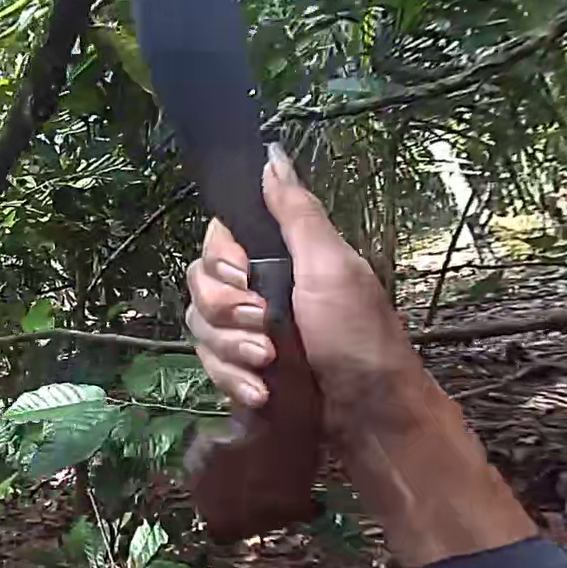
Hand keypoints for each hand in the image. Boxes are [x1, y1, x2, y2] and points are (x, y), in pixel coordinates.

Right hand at [185, 147, 534, 566]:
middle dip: (225, 312)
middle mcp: (255, 290)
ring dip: (230, 351)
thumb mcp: (331, 266)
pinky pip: (211, 367)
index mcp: (276, 258)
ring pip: (200, 329)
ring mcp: (245, 333)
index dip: (220, 262)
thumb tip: (271, 155)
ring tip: (267, 365)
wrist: (367, 413)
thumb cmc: (356, 332)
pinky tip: (259, 394)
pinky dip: (233, 381)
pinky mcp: (242, 371)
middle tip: (261, 325)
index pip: (215, 244)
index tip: (243, 277)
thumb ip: (296, 214)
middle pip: (199, 287)